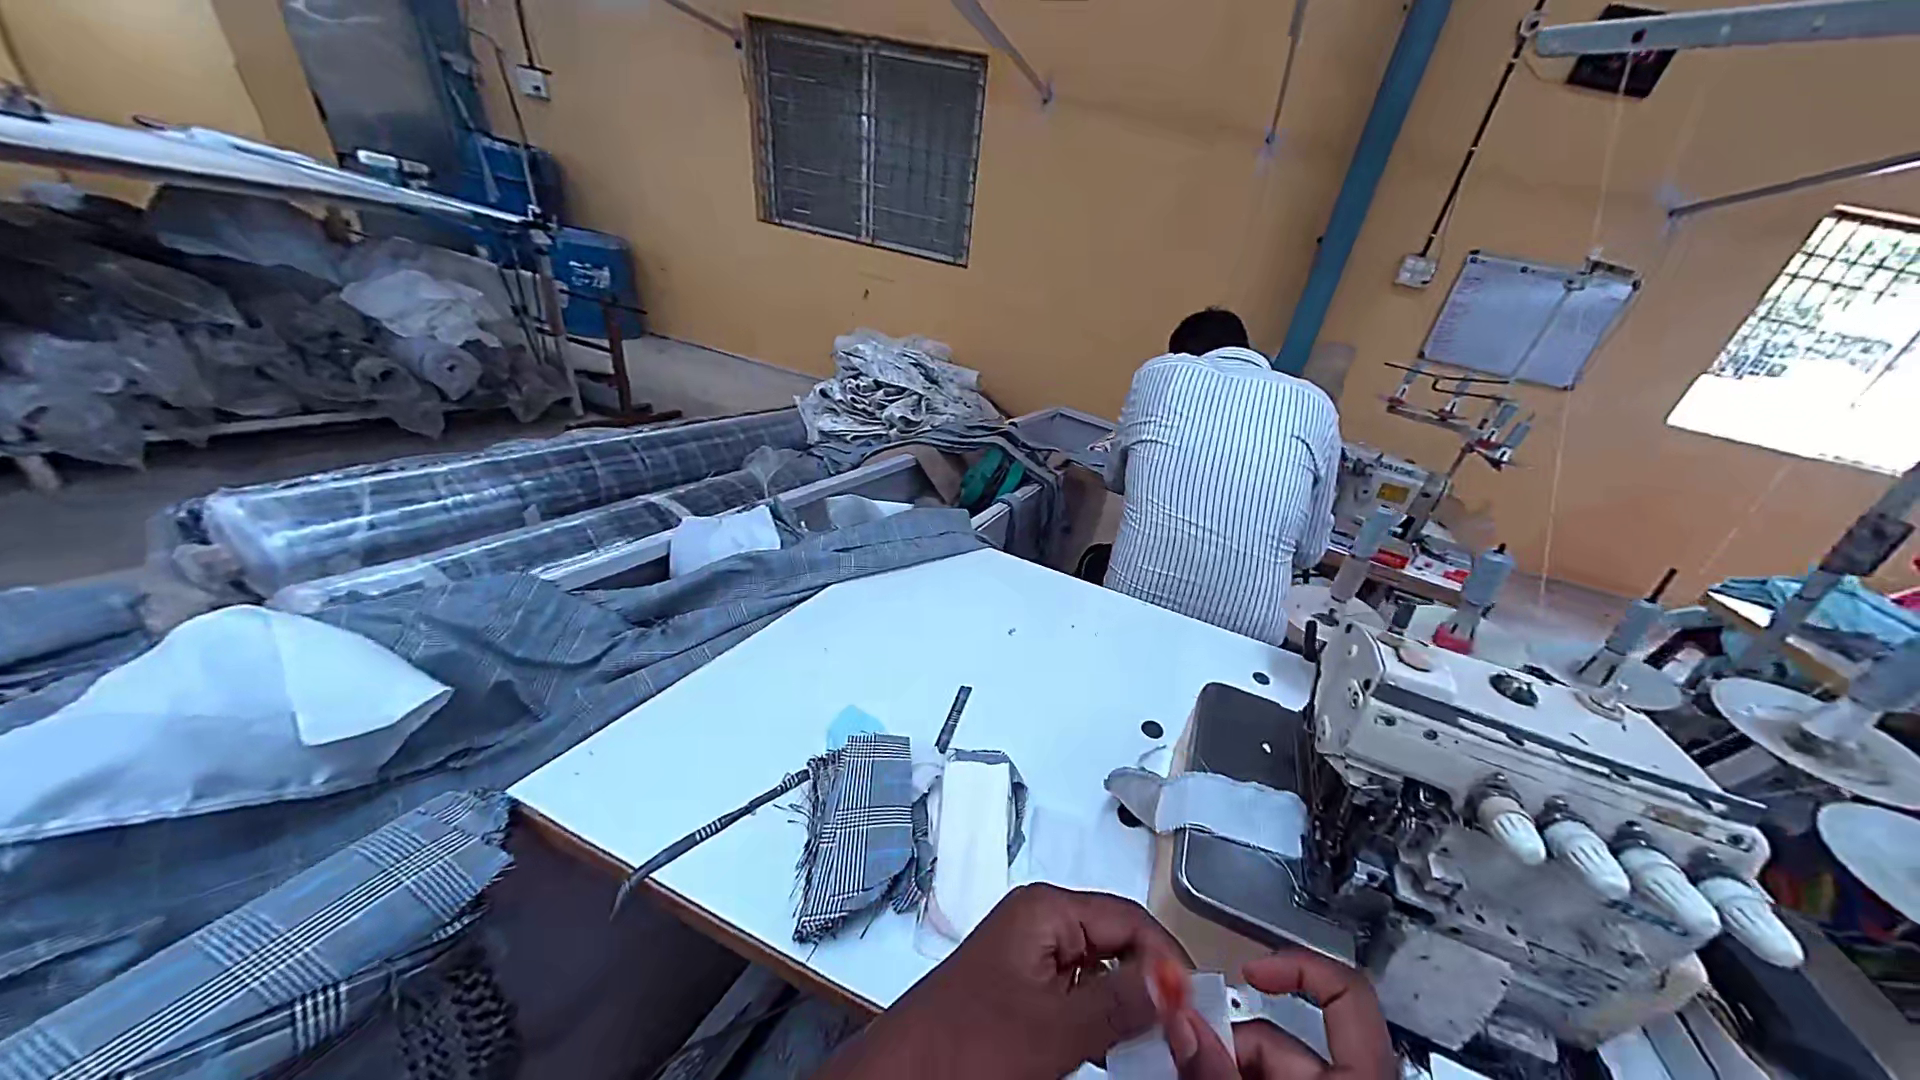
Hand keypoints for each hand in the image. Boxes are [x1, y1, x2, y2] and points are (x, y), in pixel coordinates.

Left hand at [815, 883, 1192, 1079]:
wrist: (905, 1075)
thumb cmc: (965, 1043)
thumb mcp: (1053, 1029)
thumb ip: (1118, 1003)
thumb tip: (1175, 981)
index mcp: (1045, 909)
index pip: (1129, 918)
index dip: (1167, 959)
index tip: (1197, 1008)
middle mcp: (1041, 920)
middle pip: (1118, 940)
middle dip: (1152, 982)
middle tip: (1184, 1031)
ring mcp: (1033, 952)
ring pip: (1102, 970)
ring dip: (1132, 1005)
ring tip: (1161, 1044)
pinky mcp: (1027, 984)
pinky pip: (1081, 992)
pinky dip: (1106, 1018)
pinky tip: (1124, 1051)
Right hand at [1167, 949, 1393, 1079]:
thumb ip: (1217, 1067)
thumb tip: (1179, 1014)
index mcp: (1366, 1079)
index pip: (1346, 990)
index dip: (1294, 967)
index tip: (1249, 971)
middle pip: (1289, 1035)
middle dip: (1233, 1039)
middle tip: (1191, 1051)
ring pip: (1277, 1063)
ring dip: (1231, 1061)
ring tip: (1193, 1069)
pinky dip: (1241, 1077)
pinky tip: (1210, 1079)